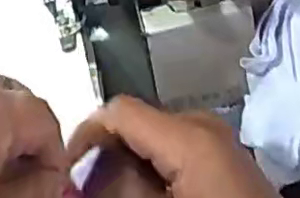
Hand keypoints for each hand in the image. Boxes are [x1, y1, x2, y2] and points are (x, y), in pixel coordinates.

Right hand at [65, 97, 278, 197]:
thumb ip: (123, 187)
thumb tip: (86, 174)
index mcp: (189, 135)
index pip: (119, 110)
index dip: (87, 134)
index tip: (68, 165)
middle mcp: (205, 126)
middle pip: (137, 122)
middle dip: (109, 151)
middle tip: (88, 186)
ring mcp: (222, 144)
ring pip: (156, 138)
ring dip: (131, 162)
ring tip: (115, 191)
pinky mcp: (231, 164)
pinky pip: (180, 153)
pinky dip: (157, 169)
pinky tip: (147, 193)